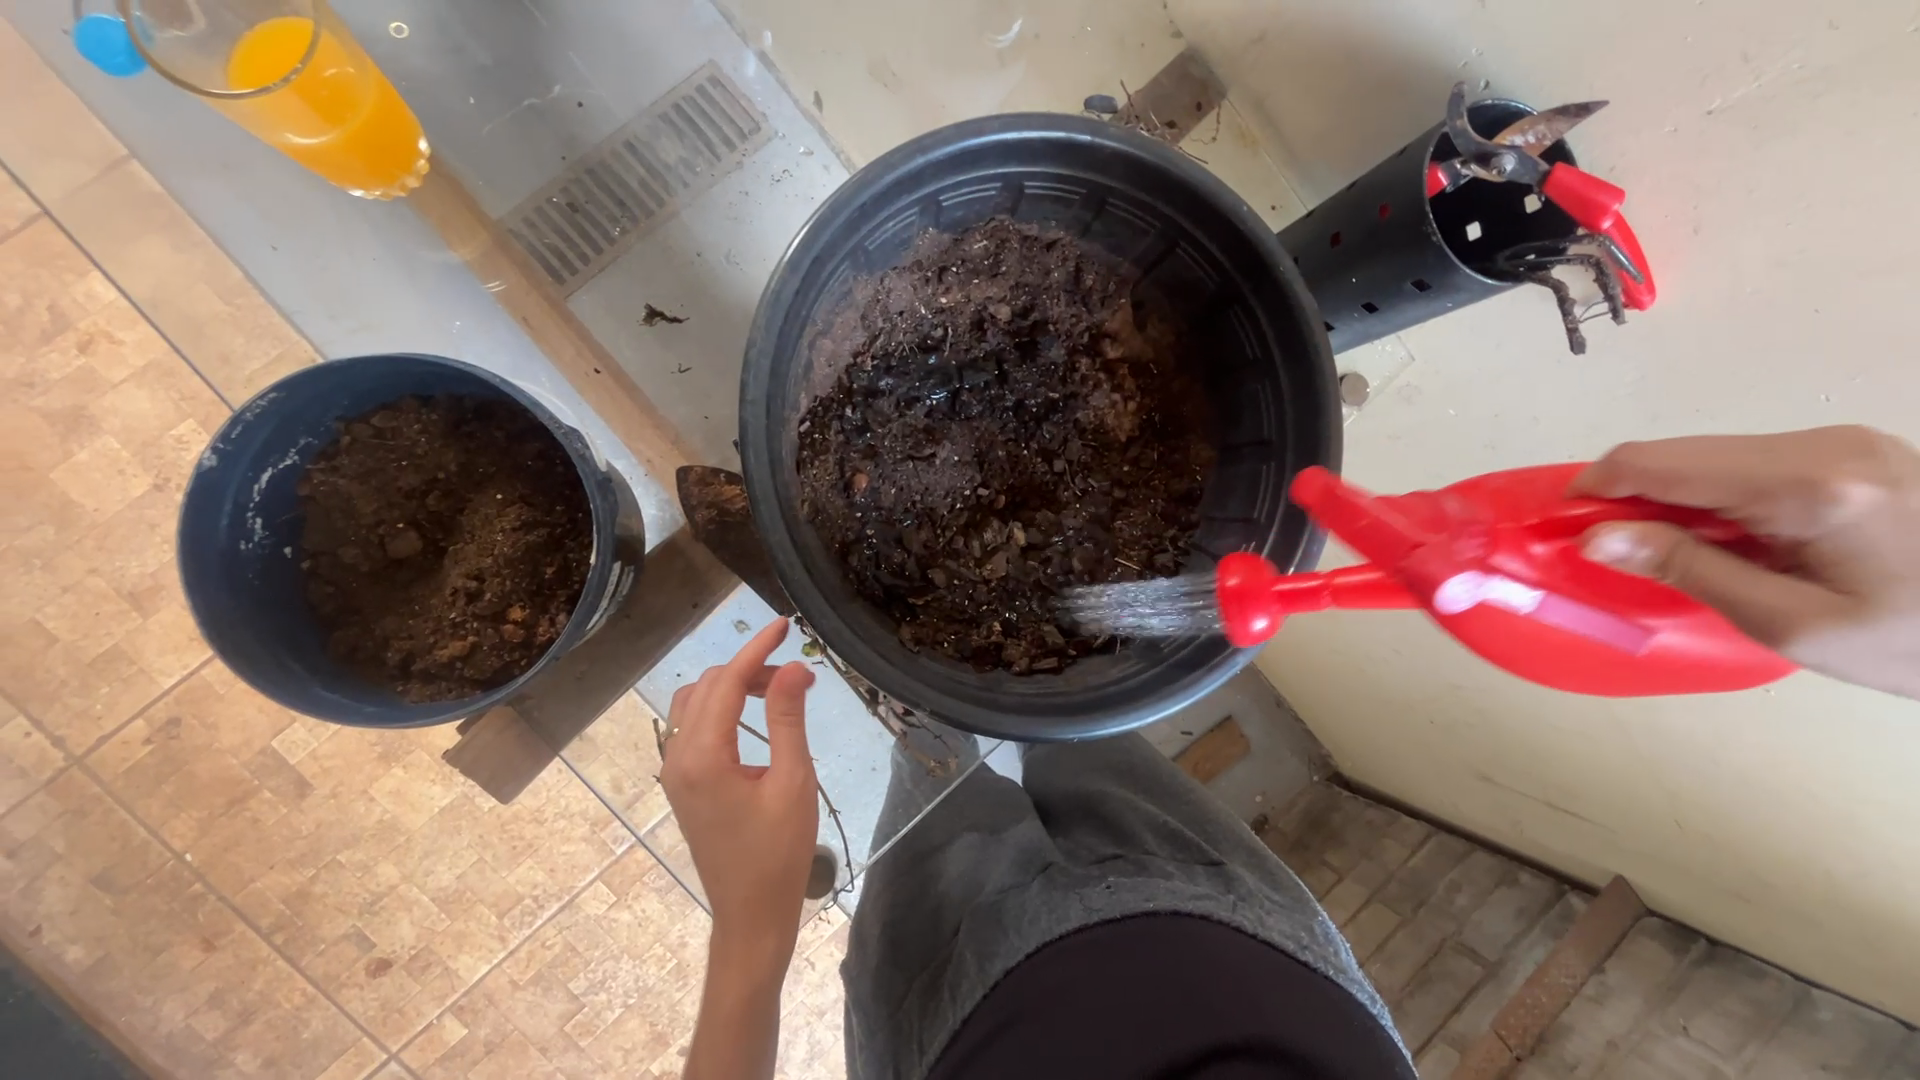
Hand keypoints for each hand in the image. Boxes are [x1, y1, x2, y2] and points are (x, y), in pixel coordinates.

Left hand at [660, 619, 818, 963]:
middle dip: (749, 669)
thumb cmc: (778, 853)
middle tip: (797, 678)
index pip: (727, 682)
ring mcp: (675, 772)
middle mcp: (678, 758)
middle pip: (707, 688)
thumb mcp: (793, 781)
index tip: (786, 625)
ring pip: (695, 704)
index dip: (756, 649)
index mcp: (703, 757)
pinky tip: (753, 718)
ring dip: (733, 687)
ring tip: (779, 693)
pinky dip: (722, 709)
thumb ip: (788, 719)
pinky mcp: (683, 784)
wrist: (750, 915)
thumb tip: (794, 667)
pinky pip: (693, 727)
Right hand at [1571, 425, 1919, 698]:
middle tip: (1610, 548)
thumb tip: (1595, 536)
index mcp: (1807, 485)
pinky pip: (1742, 459)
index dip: (1593, 488)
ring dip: (1666, 494)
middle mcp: (1823, 445)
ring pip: (1705, 453)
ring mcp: (1841, 442)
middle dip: (1626, 494)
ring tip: (1673, 548)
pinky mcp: (1851, 450)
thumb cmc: (1910, 641)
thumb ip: (1686, 567)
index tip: (1562, 527)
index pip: (1658, 463)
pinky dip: (1706, 492)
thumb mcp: (1786, 620)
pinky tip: (1723, 533)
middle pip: (1677, 452)